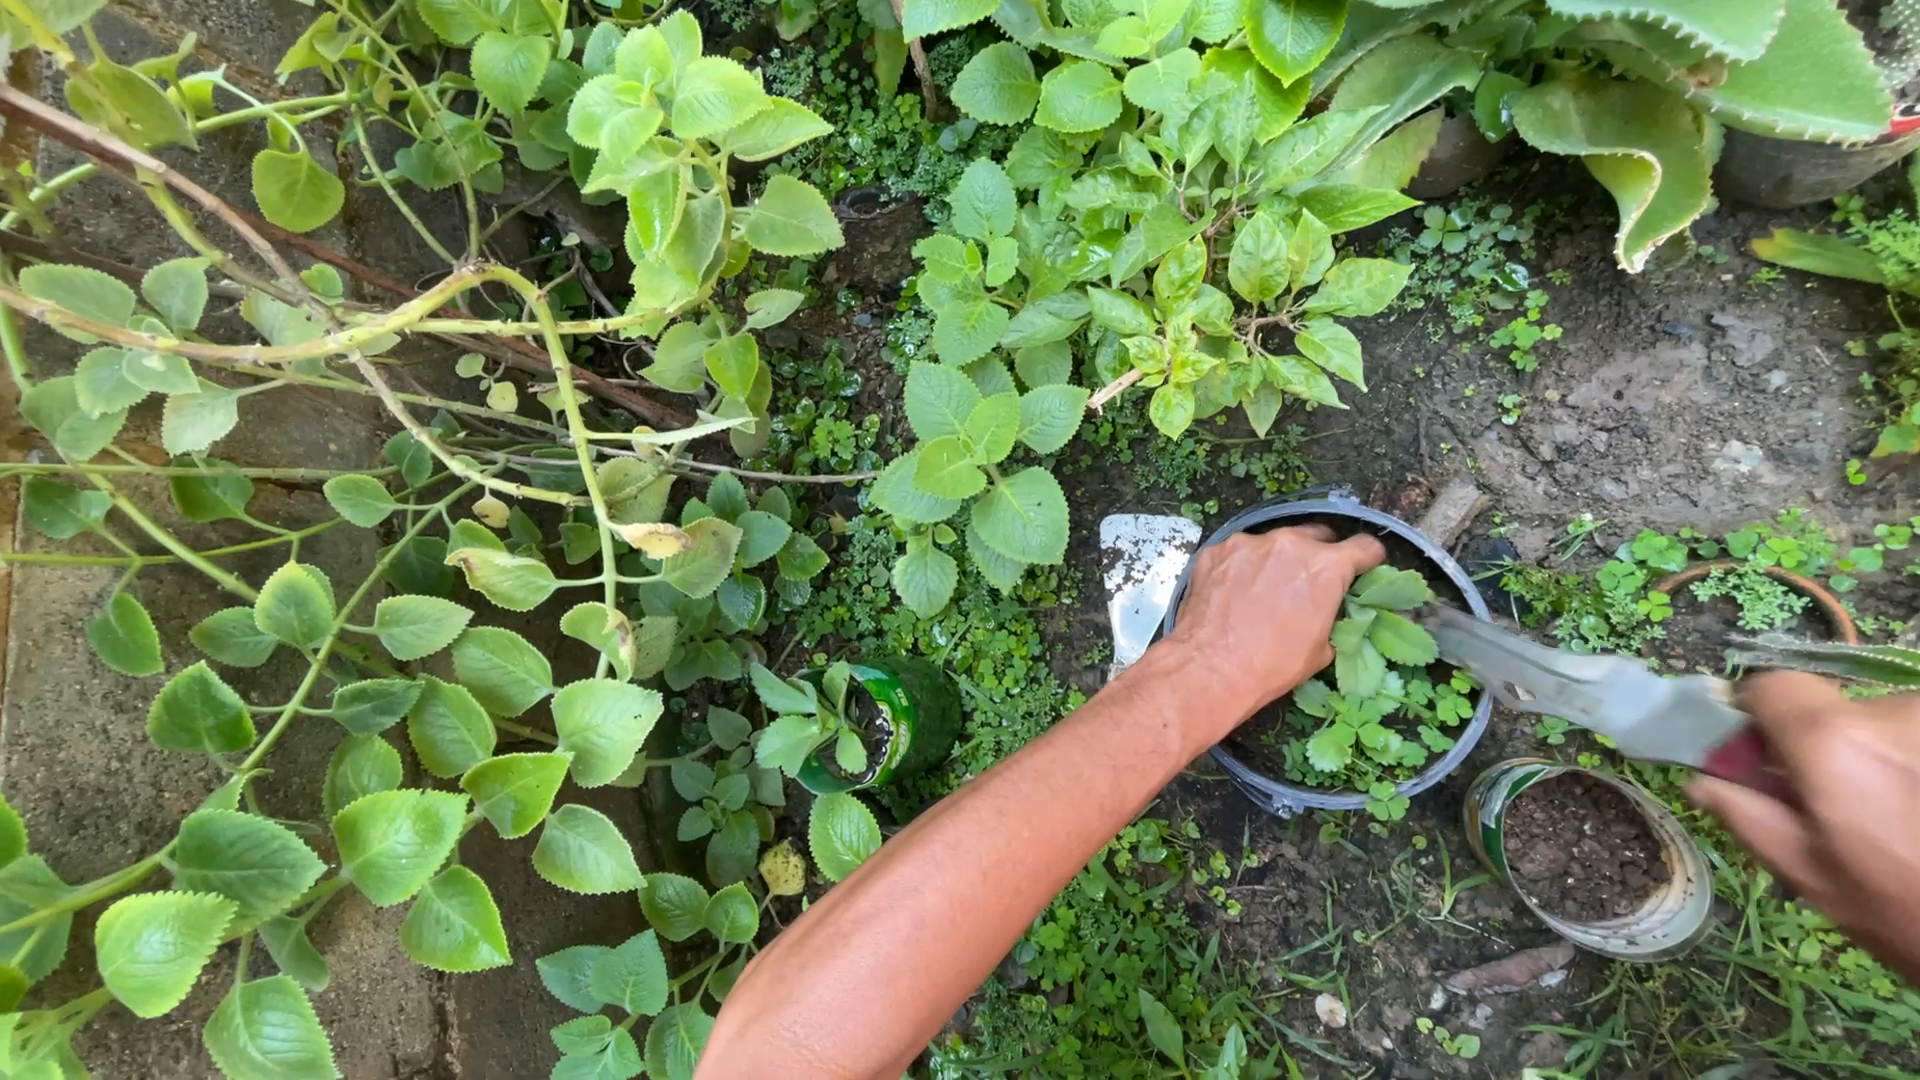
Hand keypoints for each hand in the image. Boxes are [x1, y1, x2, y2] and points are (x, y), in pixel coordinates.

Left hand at [1164, 524, 1385, 733]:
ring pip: (1272, 543)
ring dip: (1275, 559)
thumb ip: (1331, 613)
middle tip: (1308, 581)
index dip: (1367, 559)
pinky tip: (1232, 591)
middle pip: (1316, 535)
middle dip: (1318, 555)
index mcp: (1326, 566)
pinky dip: (1240, 566)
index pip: (1364, 546)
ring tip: (1263, 588)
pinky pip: (1237, 552)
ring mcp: (1246, 543)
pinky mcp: (1214, 550)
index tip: (1361, 568)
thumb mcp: (1322, 646)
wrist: (1211, 667)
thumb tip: (1327, 608)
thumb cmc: (1273, 664)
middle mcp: (1288, 543)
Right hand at [1687, 672, 1919, 982]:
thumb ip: (1748, 816)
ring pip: (1904, 729)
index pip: (1775, 686)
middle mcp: (1901, 720)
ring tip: (1909, 816)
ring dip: (1897, 761)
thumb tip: (1704, 783)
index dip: (1763, 717)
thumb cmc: (1912, 917)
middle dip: (1843, 748)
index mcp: (1835, 742)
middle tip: (1854, 805)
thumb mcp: (1812, 876)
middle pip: (1847, 712)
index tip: (1770, 758)